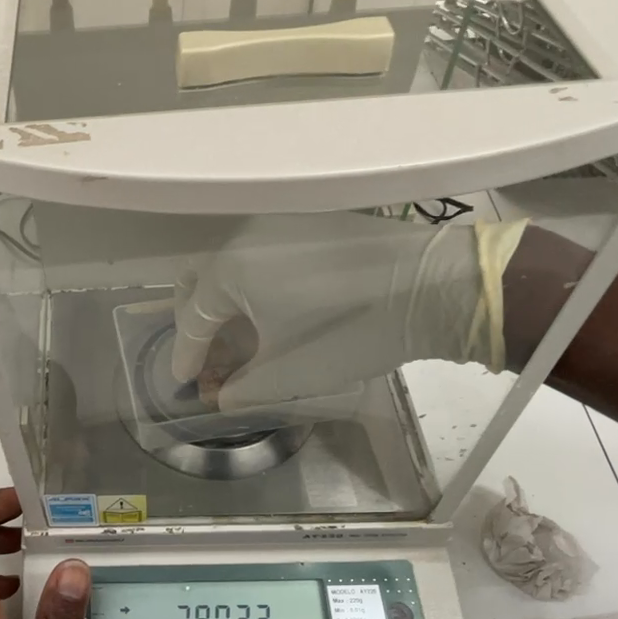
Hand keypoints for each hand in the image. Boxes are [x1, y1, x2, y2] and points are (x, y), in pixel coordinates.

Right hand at [171, 212, 528, 408]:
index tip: (184, 381)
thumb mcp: (291, 373)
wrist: (434, 287)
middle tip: (205, 353)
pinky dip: (252, 282)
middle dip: (195, 319)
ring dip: (224, 301)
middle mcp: (244, 239)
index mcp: (230, 271)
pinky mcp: (309, 222)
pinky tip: (273, 309)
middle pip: (199, 279)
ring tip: (241, 338)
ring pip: (230, 264)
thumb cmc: (352, 331)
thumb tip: (222, 396)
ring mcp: (277, 225)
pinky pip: (260, 254)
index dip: (186, 354)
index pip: (192, 318)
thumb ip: (245, 387)